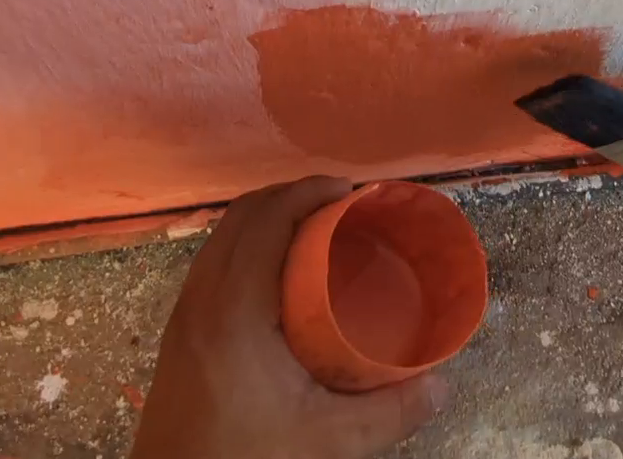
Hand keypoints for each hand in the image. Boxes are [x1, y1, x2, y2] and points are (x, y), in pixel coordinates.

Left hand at [129, 176, 448, 458]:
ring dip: (266, 212)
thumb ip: (389, 413)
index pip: (268, 219)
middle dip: (290, 193)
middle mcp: (204, 294)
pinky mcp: (179, 324)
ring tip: (310, 224)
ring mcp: (185, 307)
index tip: (347, 190)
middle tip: (336, 202)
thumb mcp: (326, 443)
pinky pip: (213, 253)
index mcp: (236, 307)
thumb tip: (442, 384)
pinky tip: (274, 263)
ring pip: (224, 231)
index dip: (307, 191)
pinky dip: (246, 236)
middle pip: (244, 212)